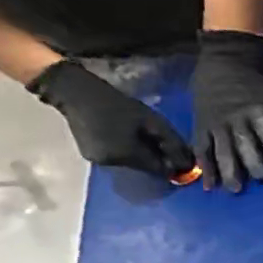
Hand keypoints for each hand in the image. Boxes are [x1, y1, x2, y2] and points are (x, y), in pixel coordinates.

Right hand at [28, 61, 195, 179]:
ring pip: (130, 165)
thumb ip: (170, 142)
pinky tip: (121, 137)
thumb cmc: (116, 103)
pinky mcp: (90, 157)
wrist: (75, 92)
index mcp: (129, 155)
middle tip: (156, 141)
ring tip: (138, 136)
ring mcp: (99, 162)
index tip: (179, 158)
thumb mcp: (149, 119)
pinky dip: (124, 152)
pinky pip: (116, 159)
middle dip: (155, 158)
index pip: (159, 170)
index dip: (171, 165)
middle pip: (145, 168)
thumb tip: (187, 163)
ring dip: (139, 155)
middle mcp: (114, 164)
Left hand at [192, 31, 262, 193]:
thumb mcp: (199, 101)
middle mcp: (221, 123)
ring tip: (262, 176)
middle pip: (226, 155)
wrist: (231, 54)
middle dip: (232, 175)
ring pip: (248, 149)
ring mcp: (241, 118)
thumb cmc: (212, 78)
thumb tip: (207, 144)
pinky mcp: (261, 111)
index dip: (208, 172)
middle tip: (238, 189)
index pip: (204, 152)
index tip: (213, 189)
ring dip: (255, 167)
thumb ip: (204, 123)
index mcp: (203, 121)